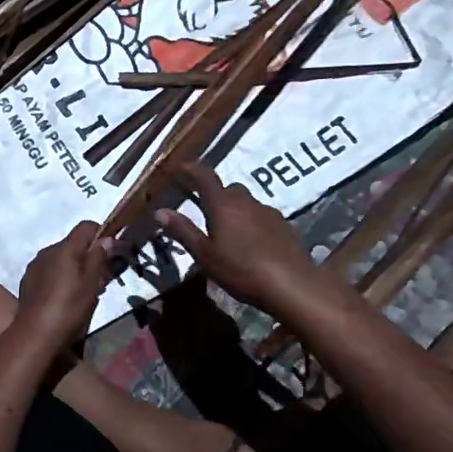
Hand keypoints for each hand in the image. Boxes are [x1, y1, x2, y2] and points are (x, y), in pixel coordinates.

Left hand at [12, 221, 116, 347]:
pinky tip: (64, 296)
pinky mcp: (28, 278)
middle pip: (73, 243)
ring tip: (83, 290)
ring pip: (61, 257)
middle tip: (101, 278)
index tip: (110, 252)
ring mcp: (35, 264)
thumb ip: (98, 258)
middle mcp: (48, 251)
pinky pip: (49, 269)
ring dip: (74, 267)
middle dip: (89, 255)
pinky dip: (60, 275)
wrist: (34, 333)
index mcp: (64, 249)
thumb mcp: (91, 284)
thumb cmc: (68, 308)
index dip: (101, 234)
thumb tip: (106, 239)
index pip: (86, 226)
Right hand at [154, 160, 317, 314]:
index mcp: (223, 205)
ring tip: (228, 229)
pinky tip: (251, 242)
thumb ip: (183, 230)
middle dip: (215, 193)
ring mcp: (268, 212)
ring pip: (247, 202)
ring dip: (235, 208)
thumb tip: (160, 211)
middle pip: (228, 188)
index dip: (192, 169)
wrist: (291, 285)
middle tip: (204, 208)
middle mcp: (246, 202)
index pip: (205, 177)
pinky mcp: (284, 226)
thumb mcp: (204, 254)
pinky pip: (262, 216)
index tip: (181, 166)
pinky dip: (252, 221)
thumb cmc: (240, 270)